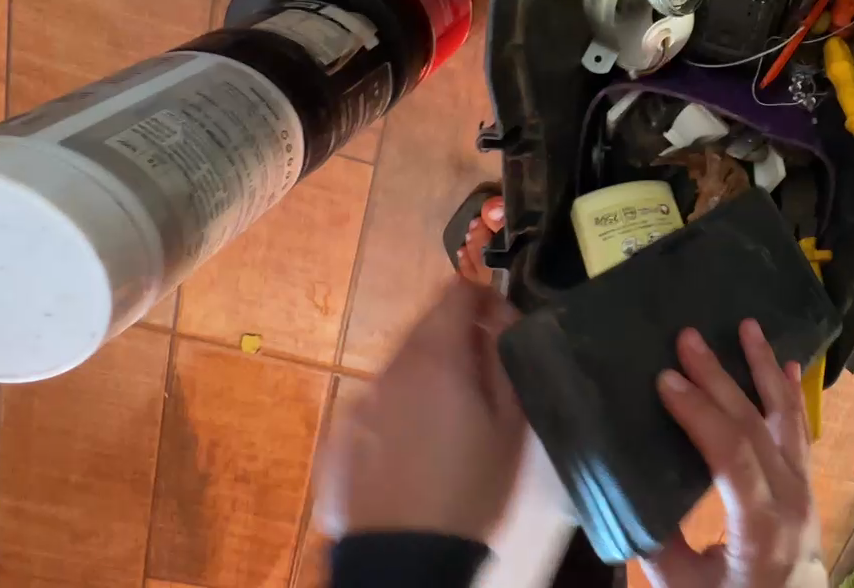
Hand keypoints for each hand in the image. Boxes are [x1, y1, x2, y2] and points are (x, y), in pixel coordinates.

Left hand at [323, 277, 525, 543]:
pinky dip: (405, 402)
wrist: (404, 563)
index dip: (483, 295)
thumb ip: (505, 355)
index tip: (501, 316)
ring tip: (455, 410)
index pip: (456, 293)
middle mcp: (392, 369)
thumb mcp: (510, 419)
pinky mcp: (343, 437)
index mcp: (436, 358)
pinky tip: (421, 441)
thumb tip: (502, 316)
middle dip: (458, 333)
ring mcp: (361, 403)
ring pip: (403, 363)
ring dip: (431, 367)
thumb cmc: (471, 486)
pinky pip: (382, 400)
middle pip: (427, 325)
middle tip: (485, 367)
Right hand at [641, 321, 823, 587]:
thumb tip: (631, 491)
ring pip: (786, 416)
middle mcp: (790, 498)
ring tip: (749, 327)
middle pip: (755, 425)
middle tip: (689, 338)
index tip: (667, 380)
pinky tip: (789, 365)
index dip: (700, 413)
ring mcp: (805, 488)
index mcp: (760, 528)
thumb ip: (661, 545)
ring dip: (765, 367)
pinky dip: (792, 394)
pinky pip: (800, 430)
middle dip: (719, 378)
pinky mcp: (807, 486)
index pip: (732, 455)